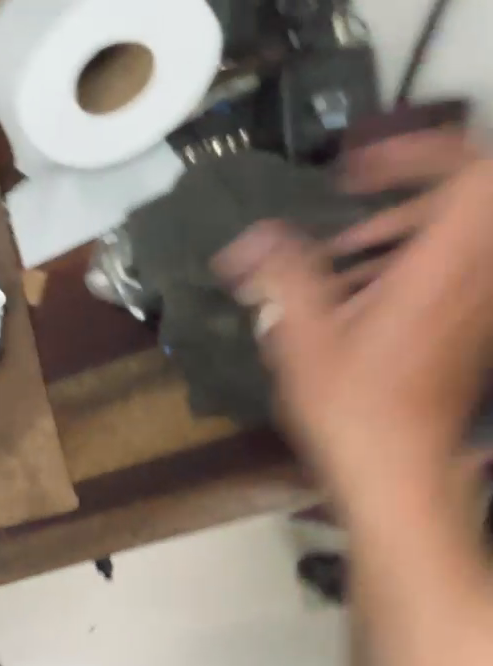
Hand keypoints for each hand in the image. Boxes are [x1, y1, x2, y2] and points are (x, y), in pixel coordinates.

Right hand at [212, 143, 492, 504]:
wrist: (399, 459)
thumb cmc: (352, 406)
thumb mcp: (301, 338)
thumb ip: (282, 278)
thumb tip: (250, 238)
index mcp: (442, 267)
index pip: (468, 173)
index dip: (418, 153)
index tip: (357, 171)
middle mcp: (476, 272)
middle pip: (471, 196)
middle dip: (408, 190)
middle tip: (350, 208)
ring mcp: (479, 296)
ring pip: (462, 232)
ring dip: (404, 229)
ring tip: (341, 256)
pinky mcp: (470, 318)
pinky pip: (454, 267)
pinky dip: (411, 261)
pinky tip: (357, 292)